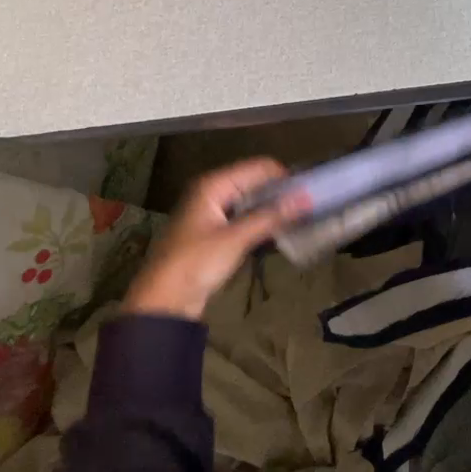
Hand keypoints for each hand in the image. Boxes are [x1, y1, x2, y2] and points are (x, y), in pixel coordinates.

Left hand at [123, 158, 310, 320]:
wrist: (161, 304)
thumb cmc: (195, 264)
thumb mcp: (235, 239)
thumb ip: (271, 216)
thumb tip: (306, 198)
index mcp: (213, 185)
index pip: (258, 167)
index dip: (283, 177)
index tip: (309, 192)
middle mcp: (212, 192)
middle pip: (255, 182)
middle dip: (280, 193)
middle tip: (309, 205)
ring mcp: (212, 213)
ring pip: (251, 201)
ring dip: (272, 209)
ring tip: (300, 217)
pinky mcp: (215, 233)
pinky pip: (245, 218)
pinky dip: (261, 222)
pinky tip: (279, 231)